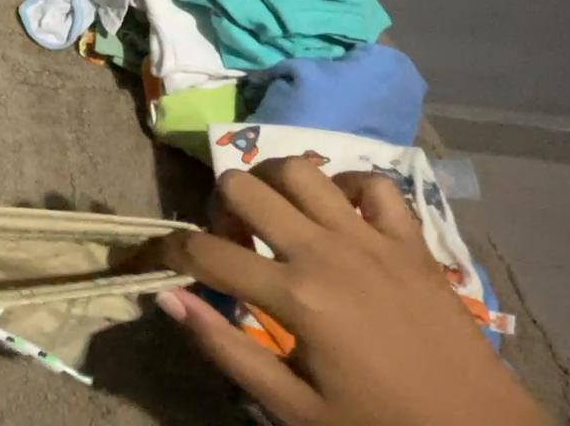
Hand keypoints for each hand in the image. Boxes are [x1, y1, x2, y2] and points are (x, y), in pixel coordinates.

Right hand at [148, 157, 549, 425]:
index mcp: (295, 297)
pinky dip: (345, 187)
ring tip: (276, 219)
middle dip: (219, 207)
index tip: (157, 258)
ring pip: (299, 168)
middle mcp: (326, 252)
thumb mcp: (293, 407)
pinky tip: (338, 216)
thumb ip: (225, 348)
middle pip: (242, 185)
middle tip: (231, 242)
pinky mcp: (412, 241)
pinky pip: (372, 184)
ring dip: (272, 185)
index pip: (203, 250)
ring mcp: (372, 240)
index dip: (167, 249)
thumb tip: (167, 296)